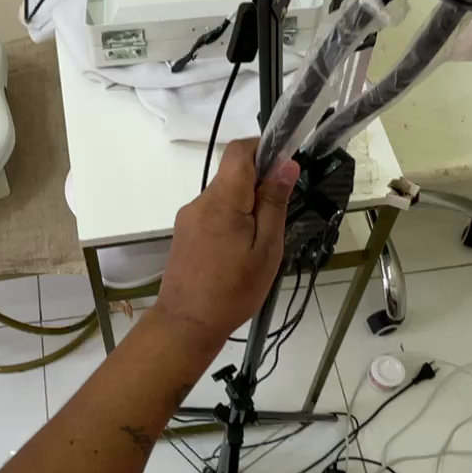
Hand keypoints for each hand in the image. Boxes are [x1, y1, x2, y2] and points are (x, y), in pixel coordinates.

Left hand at [153, 139, 298, 344]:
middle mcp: (200, 201)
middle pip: (232, 173)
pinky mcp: (185, 231)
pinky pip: (213, 211)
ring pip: (224, 194)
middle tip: (280, 213)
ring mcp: (188, 217)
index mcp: (222, 201)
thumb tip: (286, 164)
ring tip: (261, 238)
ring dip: (246, 204)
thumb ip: (274, 204)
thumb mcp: (266, 249)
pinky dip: (232, 218)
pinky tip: (242, 248)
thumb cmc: (233, 290)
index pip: (239, 151)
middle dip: (259, 183)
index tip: (285, 168)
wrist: (187, 323)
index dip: (264, 149)